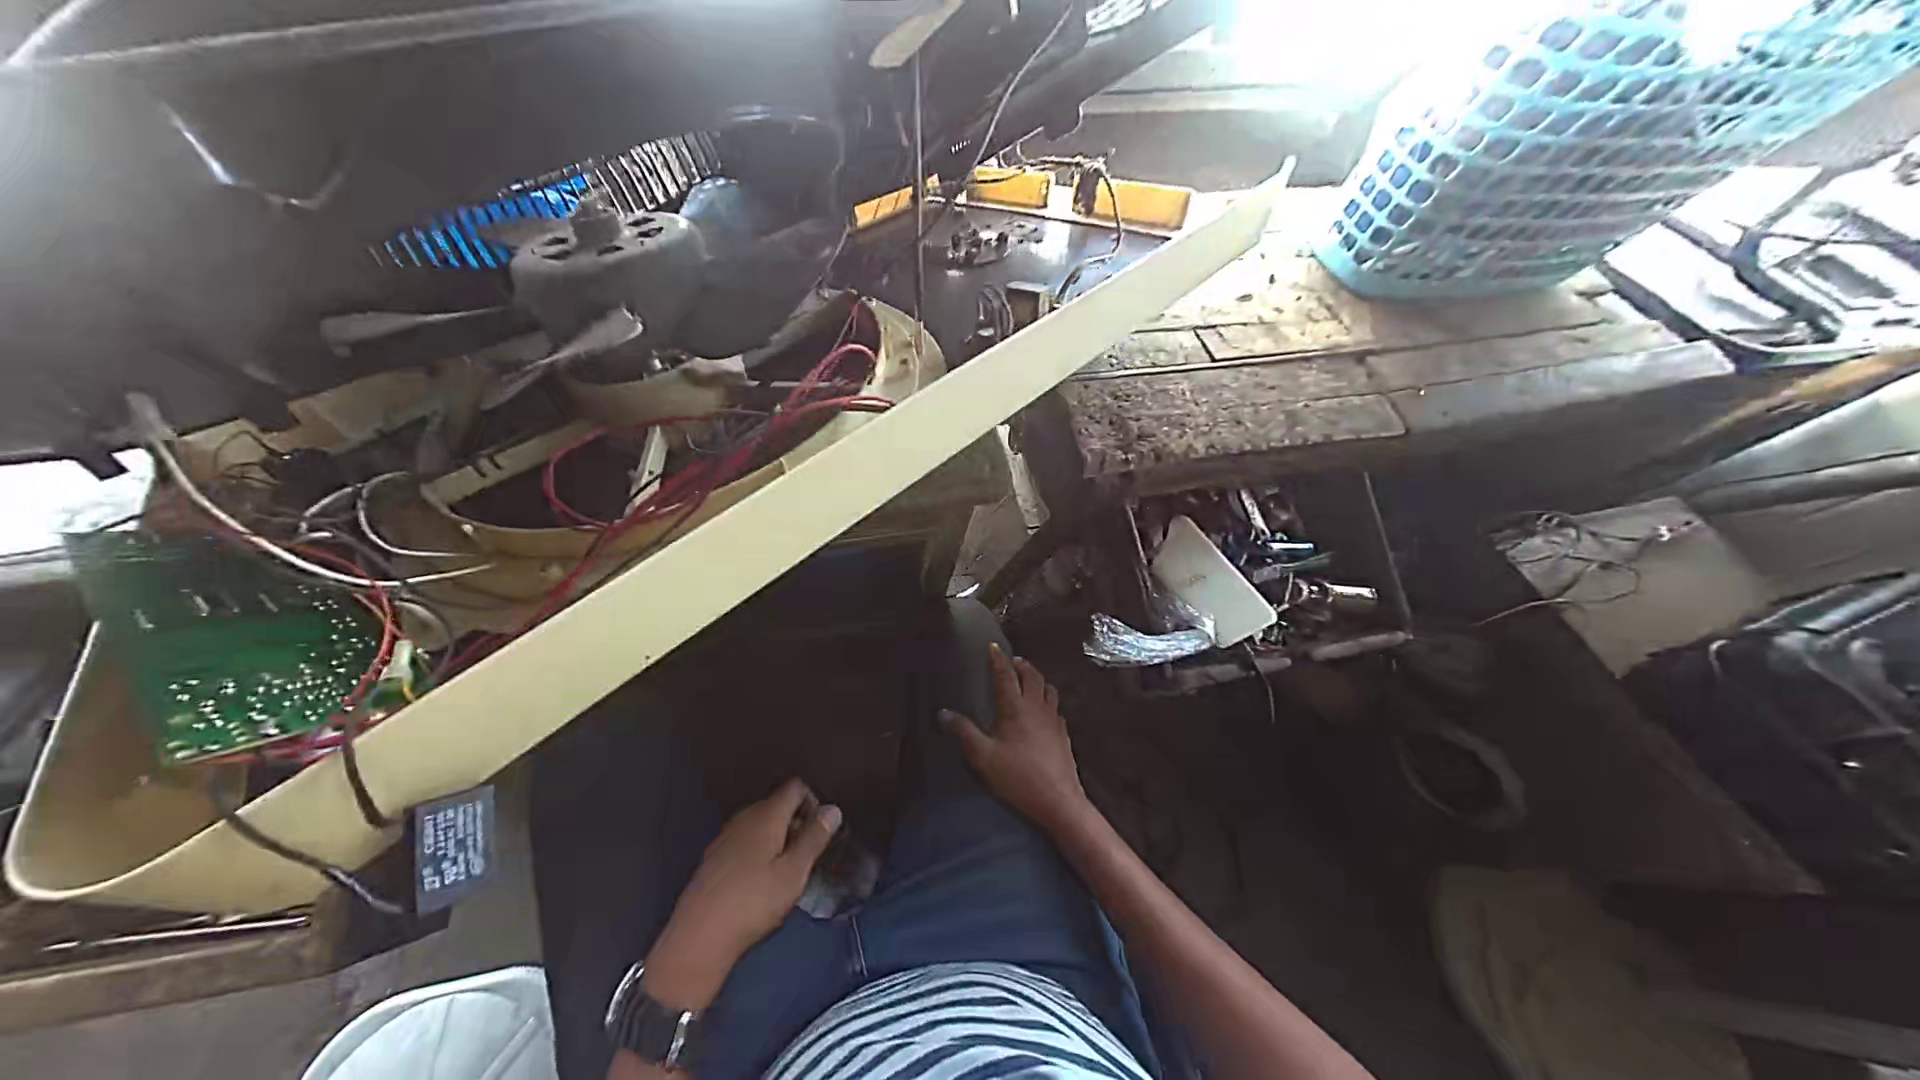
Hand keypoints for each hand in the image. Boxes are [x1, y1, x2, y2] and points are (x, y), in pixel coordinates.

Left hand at [644, 779, 840, 1009]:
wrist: (698, 938)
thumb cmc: (753, 902)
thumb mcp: (794, 872)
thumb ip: (815, 837)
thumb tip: (832, 810)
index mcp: (766, 815)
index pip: (795, 787)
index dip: (813, 802)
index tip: (820, 831)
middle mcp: (743, 818)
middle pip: (777, 805)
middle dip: (796, 823)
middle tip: (806, 856)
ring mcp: (725, 838)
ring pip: (760, 825)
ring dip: (778, 840)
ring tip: (786, 873)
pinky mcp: (713, 859)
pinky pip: (745, 842)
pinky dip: (758, 853)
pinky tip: (760, 884)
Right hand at [940, 644, 1092, 832]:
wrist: (1058, 800)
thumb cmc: (1017, 776)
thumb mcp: (983, 756)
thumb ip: (964, 732)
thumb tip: (943, 713)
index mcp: (1015, 707)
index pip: (1005, 675)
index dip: (998, 659)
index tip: (993, 646)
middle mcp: (1037, 707)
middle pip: (1032, 676)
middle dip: (1022, 665)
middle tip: (1013, 661)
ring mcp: (1054, 720)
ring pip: (1049, 689)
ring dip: (1038, 679)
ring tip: (1030, 679)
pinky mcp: (1063, 734)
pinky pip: (1056, 708)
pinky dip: (1048, 701)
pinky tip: (1044, 711)